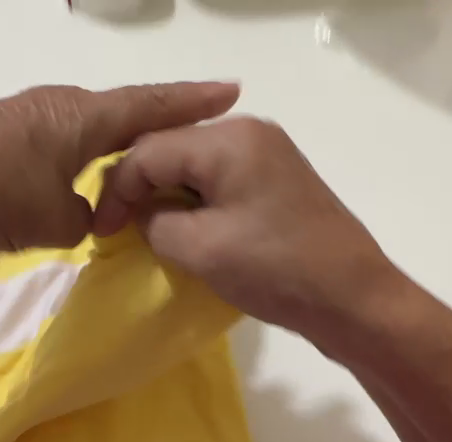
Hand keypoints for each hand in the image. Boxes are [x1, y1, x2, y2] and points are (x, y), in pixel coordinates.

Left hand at [0, 82, 239, 252]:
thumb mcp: (57, 221)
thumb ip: (84, 216)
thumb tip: (81, 212)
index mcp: (83, 118)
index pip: (151, 107)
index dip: (192, 103)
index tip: (230, 92)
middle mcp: (59, 106)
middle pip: (121, 113)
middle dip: (156, 126)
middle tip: (189, 136)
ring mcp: (27, 117)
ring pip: (87, 131)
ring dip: (113, 148)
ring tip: (134, 166)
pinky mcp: (1, 136)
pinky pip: (58, 145)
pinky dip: (78, 160)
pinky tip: (76, 179)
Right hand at [90, 118, 411, 357]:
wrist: (350, 298)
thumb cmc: (274, 270)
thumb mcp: (201, 249)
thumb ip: (157, 223)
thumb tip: (144, 213)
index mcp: (228, 140)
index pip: (148, 150)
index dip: (116, 191)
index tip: (100, 234)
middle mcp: (248, 134)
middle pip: (172, 150)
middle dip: (138, 190)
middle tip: (117, 232)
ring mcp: (267, 158)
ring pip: (194, 168)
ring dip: (165, 199)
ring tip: (146, 236)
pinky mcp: (277, 185)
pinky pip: (219, 184)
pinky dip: (193, 205)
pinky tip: (183, 234)